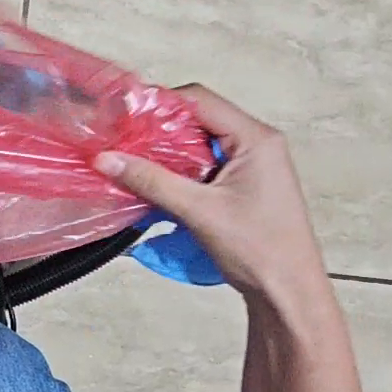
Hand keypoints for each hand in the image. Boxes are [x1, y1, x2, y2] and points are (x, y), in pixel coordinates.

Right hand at [93, 84, 329, 307]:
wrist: (287, 291)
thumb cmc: (257, 248)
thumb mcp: (198, 210)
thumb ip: (150, 180)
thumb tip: (104, 158)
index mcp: (256, 139)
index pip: (199, 100)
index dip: (158, 103)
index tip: (121, 116)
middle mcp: (255, 144)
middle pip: (195, 118)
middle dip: (155, 129)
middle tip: (118, 142)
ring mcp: (247, 164)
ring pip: (193, 142)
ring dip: (161, 151)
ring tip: (128, 162)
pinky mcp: (237, 183)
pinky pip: (197, 163)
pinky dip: (172, 169)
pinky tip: (149, 182)